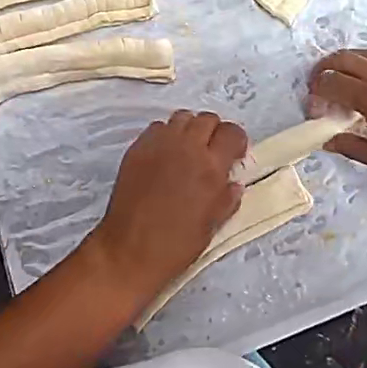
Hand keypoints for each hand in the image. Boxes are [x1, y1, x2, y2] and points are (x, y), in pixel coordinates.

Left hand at [83, 110, 248, 299]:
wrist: (129, 250)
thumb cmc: (176, 244)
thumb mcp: (211, 225)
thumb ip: (226, 199)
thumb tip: (234, 183)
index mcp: (210, 167)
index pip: (232, 133)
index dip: (237, 141)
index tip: (234, 155)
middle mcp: (186, 147)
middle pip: (207, 119)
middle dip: (214, 132)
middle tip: (211, 152)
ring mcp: (159, 144)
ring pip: (182, 117)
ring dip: (190, 129)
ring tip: (187, 150)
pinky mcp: (138, 147)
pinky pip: (157, 127)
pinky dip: (166, 135)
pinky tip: (164, 155)